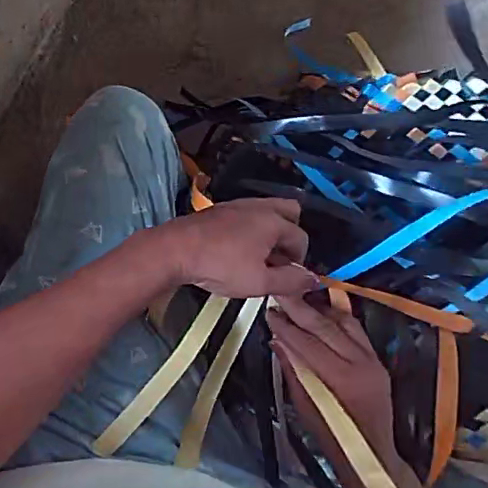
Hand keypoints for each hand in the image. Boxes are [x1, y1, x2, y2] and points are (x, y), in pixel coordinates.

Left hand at [143, 198, 317, 297]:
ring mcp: (235, 205)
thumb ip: (290, 281)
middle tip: (278, 259)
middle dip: (290, 234)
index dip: (300, 260)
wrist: (174, 249)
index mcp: (274, 221)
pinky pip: (244, 215)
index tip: (288, 278)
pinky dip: (249, 229)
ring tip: (258, 257)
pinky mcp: (216, 210)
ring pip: (264, 211)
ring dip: (268, 232)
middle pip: (289, 211)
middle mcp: (258, 207)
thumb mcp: (259, 282)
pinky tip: (236, 249)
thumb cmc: (220, 266)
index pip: (301, 237)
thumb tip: (313, 279)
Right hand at [267, 294, 394, 444]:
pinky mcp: (377, 360)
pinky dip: (338, 318)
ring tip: (299, 300)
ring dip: (320, 309)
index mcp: (340, 378)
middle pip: (325, 327)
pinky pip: (357, 331)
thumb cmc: (333, 437)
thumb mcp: (305, 406)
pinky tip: (322, 312)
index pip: (307, 343)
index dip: (286, 326)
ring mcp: (372, 360)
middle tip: (280, 295)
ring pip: (344, 323)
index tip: (269, 313)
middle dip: (300, 309)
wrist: (371, 452)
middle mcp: (360, 363)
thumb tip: (278, 341)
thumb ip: (294, 371)